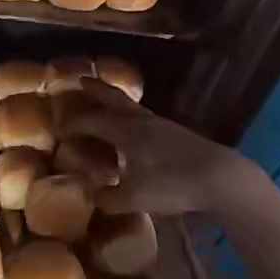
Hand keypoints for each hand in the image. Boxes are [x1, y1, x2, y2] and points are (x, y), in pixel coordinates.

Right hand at [57, 81, 268, 216]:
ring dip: (115, 100)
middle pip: (114, 99)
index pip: (92, 120)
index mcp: (126, 132)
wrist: (221, 177)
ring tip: (105, 99)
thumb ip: (108, 199)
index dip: (73, 122)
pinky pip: (145, 116)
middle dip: (96, 90)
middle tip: (80, 79)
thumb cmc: (174, 183)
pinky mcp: (176, 133)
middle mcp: (142, 121)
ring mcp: (161, 124)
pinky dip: (131, 114)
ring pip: (131, 106)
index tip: (58, 127)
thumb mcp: (135, 198)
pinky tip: (134, 127)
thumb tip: (89, 198)